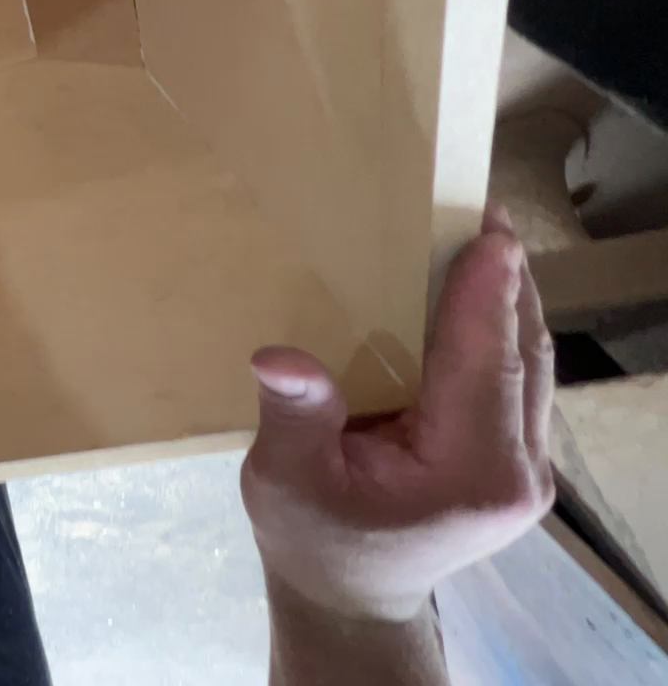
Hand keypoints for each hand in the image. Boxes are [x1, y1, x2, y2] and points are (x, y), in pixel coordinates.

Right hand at [240, 206, 554, 621]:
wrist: (346, 590)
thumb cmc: (311, 533)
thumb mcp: (287, 476)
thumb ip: (295, 416)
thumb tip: (281, 356)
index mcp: (472, 470)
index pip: (484, 365)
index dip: (484, 299)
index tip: (492, 238)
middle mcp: (516, 466)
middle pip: (522, 358)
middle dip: (511, 286)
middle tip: (488, 218)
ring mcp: (517, 465)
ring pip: (525, 368)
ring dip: (509, 304)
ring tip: (488, 247)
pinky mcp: (501, 461)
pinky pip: (509, 383)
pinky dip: (496, 334)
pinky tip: (474, 306)